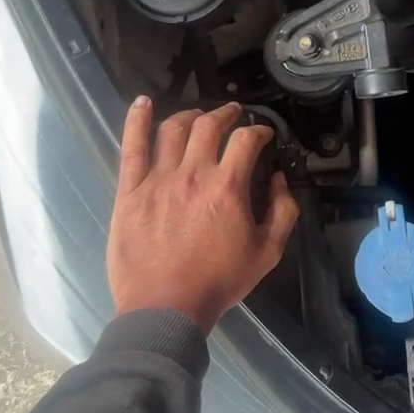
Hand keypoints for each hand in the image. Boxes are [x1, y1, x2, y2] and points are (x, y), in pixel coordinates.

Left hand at [108, 99, 298, 330]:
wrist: (165, 309)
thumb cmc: (219, 281)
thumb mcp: (268, 251)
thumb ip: (283, 211)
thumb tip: (279, 180)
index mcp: (228, 186)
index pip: (247, 139)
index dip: (260, 131)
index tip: (264, 136)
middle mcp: (193, 173)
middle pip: (209, 125)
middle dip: (226, 114)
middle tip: (234, 115)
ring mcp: (158, 179)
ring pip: (173, 129)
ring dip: (190, 115)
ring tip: (198, 116)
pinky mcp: (130, 191)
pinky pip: (131, 147)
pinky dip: (137, 120)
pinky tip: (142, 102)